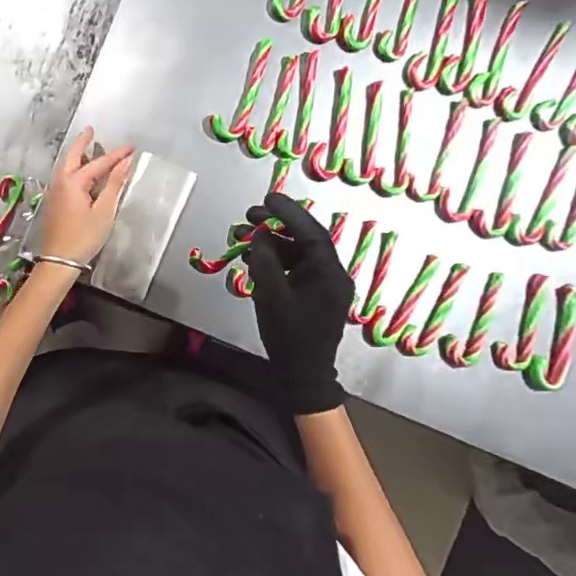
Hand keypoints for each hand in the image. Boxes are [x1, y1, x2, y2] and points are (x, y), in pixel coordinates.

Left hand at [35, 127, 134, 264]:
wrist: (58, 261)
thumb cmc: (83, 237)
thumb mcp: (104, 211)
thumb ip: (114, 184)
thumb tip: (125, 163)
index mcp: (73, 181)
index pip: (99, 163)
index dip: (117, 155)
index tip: (131, 148)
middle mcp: (60, 182)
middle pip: (72, 156)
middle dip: (83, 142)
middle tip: (91, 130)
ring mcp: (54, 192)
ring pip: (65, 166)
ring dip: (76, 155)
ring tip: (87, 148)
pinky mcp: (53, 203)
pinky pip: (63, 177)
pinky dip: (73, 169)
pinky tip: (80, 174)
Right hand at [243, 193, 351, 414]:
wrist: (304, 376)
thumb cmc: (289, 337)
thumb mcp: (271, 297)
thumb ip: (265, 262)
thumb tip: (261, 235)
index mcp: (329, 273)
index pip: (311, 232)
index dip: (289, 212)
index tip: (267, 199)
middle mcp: (332, 275)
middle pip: (304, 241)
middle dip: (277, 227)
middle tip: (248, 216)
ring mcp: (325, 286)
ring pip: (298, 255)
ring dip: (272, 245)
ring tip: (243, 237)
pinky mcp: (315, 297)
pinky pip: (296, 271)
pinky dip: (276, 262)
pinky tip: (253, 259)